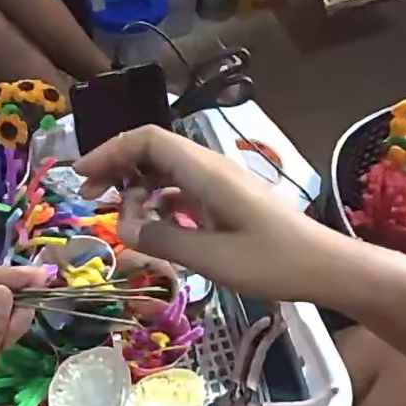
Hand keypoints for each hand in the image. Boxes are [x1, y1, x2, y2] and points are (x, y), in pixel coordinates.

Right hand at [75, 127, 342, 303]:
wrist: (324, 266)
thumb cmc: (271, 261)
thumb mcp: (209, 257)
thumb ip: (161, 240)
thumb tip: (123, 229)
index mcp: (204, 171)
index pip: (146, 139)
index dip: (109, 151)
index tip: (81, 177)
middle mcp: (209, 167)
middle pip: (153, 150)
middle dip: (117, 168)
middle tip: (90, 197)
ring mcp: (220, 181)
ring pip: (166, 170)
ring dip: (138, 188)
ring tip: (120, 218)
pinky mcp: (227, 198)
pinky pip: (183, 189)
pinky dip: (160, 202)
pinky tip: (154, 226)